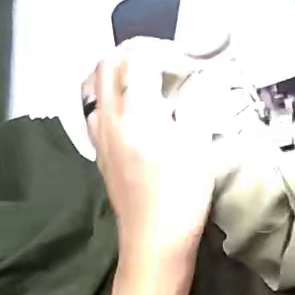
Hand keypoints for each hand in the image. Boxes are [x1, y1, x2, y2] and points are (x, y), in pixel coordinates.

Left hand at [83, 40, 215, 268]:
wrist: (153, 242)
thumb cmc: (182, 196)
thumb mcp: (199, 145)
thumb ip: (197, 103)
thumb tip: (199, 78)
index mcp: (136, 112)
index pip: (139, 58)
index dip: (166, 51)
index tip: (189, 63)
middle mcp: (109, 118)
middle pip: (108, 63)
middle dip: (136, 51)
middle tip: (166, 61)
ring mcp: (99, 135)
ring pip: (95, 84)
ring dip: (118, 71)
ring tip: (147, 79)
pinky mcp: (99, 152)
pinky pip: (96, 109)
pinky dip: (111, 96)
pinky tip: (134, 111)